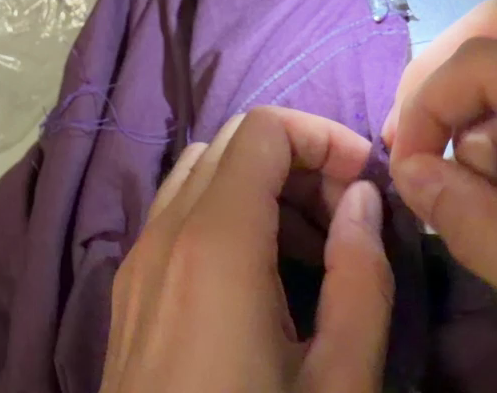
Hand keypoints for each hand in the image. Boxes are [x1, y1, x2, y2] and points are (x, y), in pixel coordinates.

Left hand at [102, 108, 394, 392]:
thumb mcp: (339, 383)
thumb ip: (361, 277)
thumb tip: (363, 198)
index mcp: (214, 240)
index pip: (263, 129)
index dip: (321, 137)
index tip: (366, 181)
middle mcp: (165, 231)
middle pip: (232, 143)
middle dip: (298, 160)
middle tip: (350, 216)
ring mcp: (138, 259)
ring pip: (201, 173)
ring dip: (262, 186)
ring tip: (318, 249)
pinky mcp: (129, 290)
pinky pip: (179, 215)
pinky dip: (227, 213)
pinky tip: (266, 277)